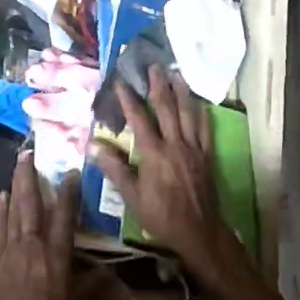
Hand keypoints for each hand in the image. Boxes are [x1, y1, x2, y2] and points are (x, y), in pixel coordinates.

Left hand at [0, 151, 85, 299]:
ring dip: (15, 184)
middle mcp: (32, 245)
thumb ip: (90, 288)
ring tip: (17, 164)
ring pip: (13, 209)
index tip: (70, 170)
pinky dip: (1, 209)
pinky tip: (1, 196)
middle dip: (30, 175)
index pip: (65, 216)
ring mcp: (10, 249)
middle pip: (31, 202)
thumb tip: (109, 273)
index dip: (69, 192)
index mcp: (55, 256)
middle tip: (28, 151)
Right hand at [93, 66, 237, 280]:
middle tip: (153, 66)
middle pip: (166, 108)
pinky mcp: (207, 156)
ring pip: (187, 114)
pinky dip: (201, 113)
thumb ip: (114, 168)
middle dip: (158, 85)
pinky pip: (205, 129)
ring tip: (176, 74)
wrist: (200, 233)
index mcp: (153, 153)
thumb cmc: (161, 216)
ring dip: (181, 92)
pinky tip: (199, 103)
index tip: (120, 81)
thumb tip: (92, 145)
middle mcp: (174, 144)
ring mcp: (193, 149)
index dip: (128, 99)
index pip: (139, 119)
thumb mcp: (132, 197)